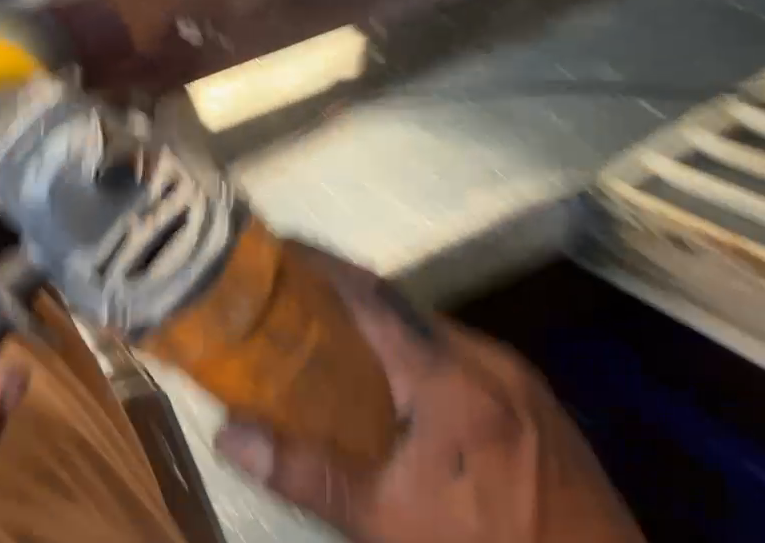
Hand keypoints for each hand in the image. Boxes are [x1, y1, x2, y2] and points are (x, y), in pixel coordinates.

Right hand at [213, 252, 643, 542]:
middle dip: (335, 297)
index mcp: (450, 375)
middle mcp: (488, 361)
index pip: (369, 293)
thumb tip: (226, 434)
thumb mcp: (388, 522)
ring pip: (428, 333)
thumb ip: (306, 472)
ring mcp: (521, 384)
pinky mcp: (539, 411)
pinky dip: (409, 356)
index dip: (314, 264)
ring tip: (321, 343)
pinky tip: (389, 390)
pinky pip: (457, 359)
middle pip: (396, 307)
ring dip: (374, 328)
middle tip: (277, 303)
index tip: (265, 250)